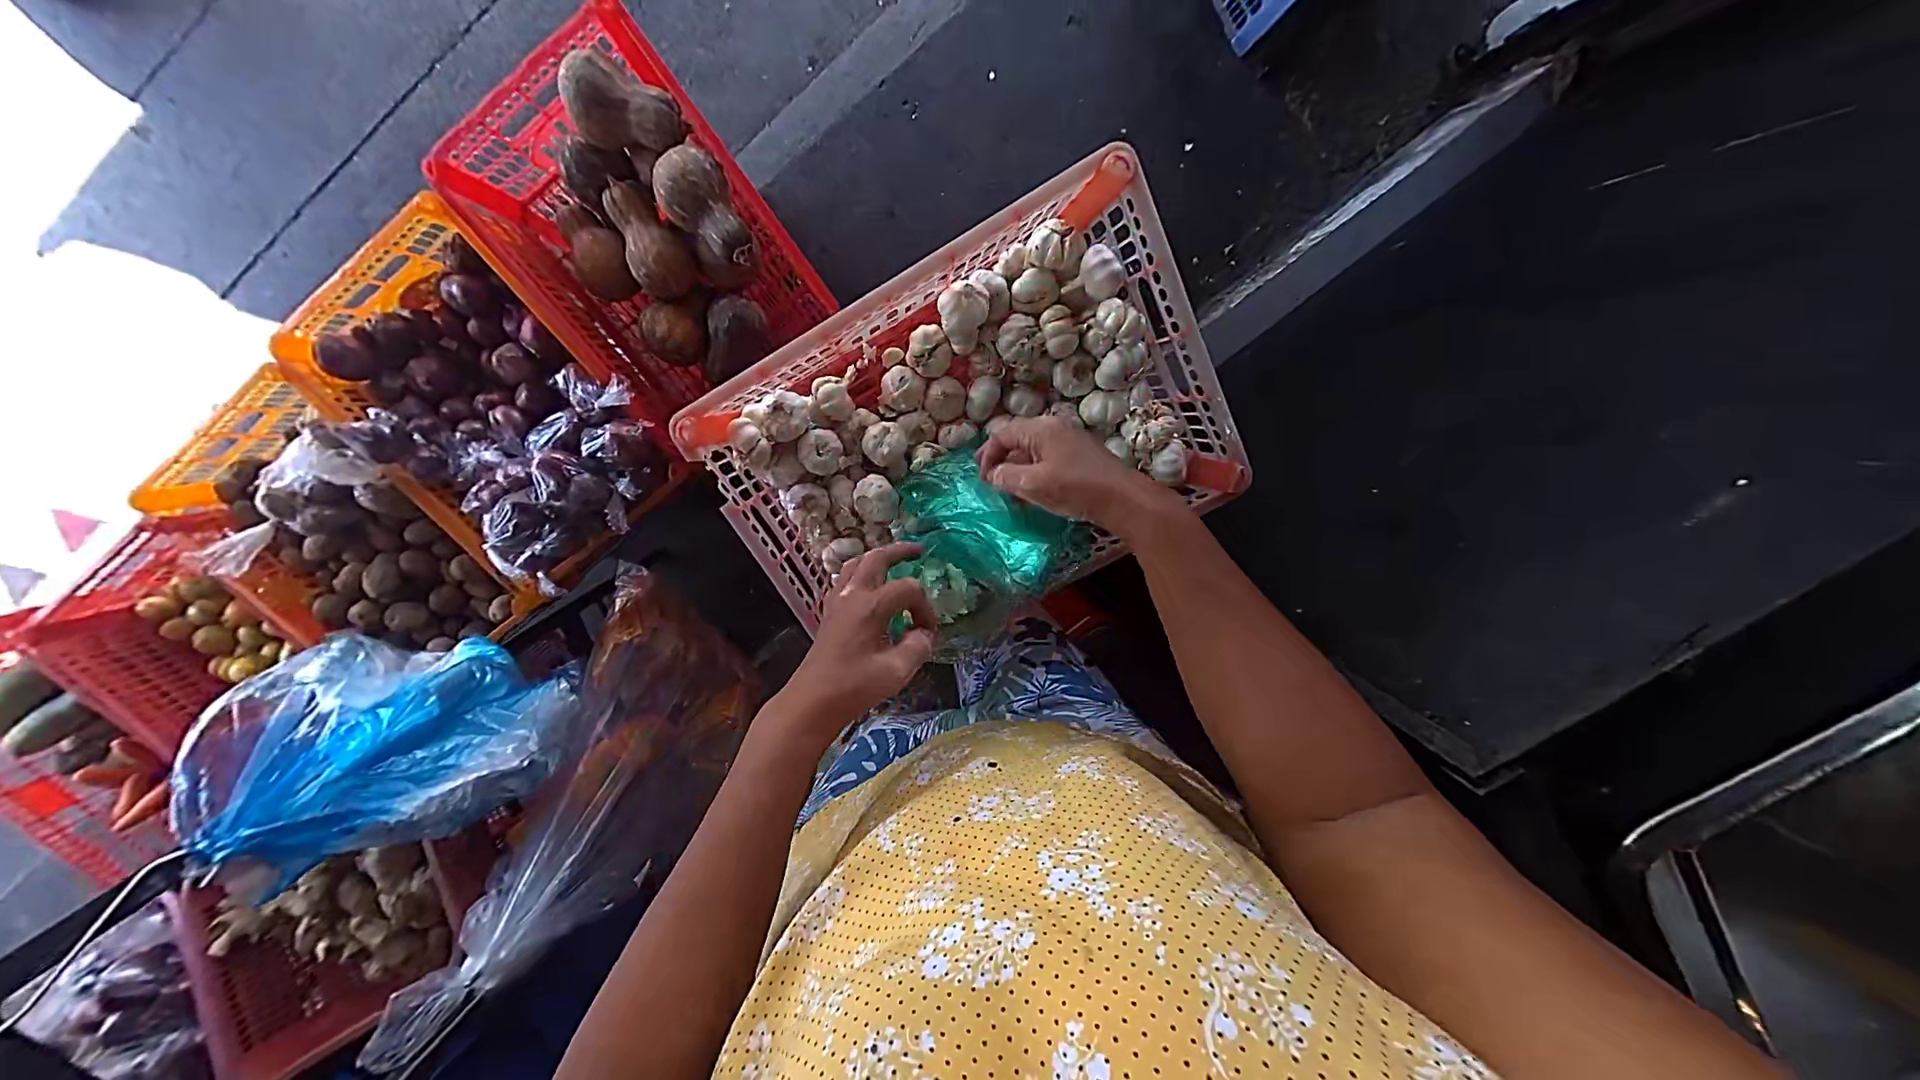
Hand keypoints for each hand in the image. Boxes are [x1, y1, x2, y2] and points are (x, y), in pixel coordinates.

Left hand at [768, 543, 937, 743]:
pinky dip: (861, 574)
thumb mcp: (897, 671)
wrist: (813, 702)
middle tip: (918, 550)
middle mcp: (852, 595)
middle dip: (899, 551)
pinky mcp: (829, 613)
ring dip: (876, 558)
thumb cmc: (854, 687)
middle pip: (876, 559)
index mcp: (871, 606)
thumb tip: (924, 634)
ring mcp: (837, 602)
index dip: (925, 608)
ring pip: (856, 564)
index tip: (929, 632)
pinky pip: (844, 580)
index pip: (909, 590)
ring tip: (893, 560)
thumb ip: (918, 647)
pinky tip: (869, 587)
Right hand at [977, 416, 1180, 535]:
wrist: (1123, 499)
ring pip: (1033, 449)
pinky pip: (1048, 457)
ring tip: (1009, 489)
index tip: (982, 478)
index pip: (1002, 434)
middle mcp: (1054, 427)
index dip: (987, 455)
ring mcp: (1070, 439)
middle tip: (990, 481)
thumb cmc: (1076, 489)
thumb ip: (1006, 477)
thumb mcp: (1034, 485)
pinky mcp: (1080, 454)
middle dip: (1000, 459)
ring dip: (1017, 466)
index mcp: (1040, 429)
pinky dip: (1034, 470)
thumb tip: (992, 474)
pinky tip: (1034, 489)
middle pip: (1017, 438)